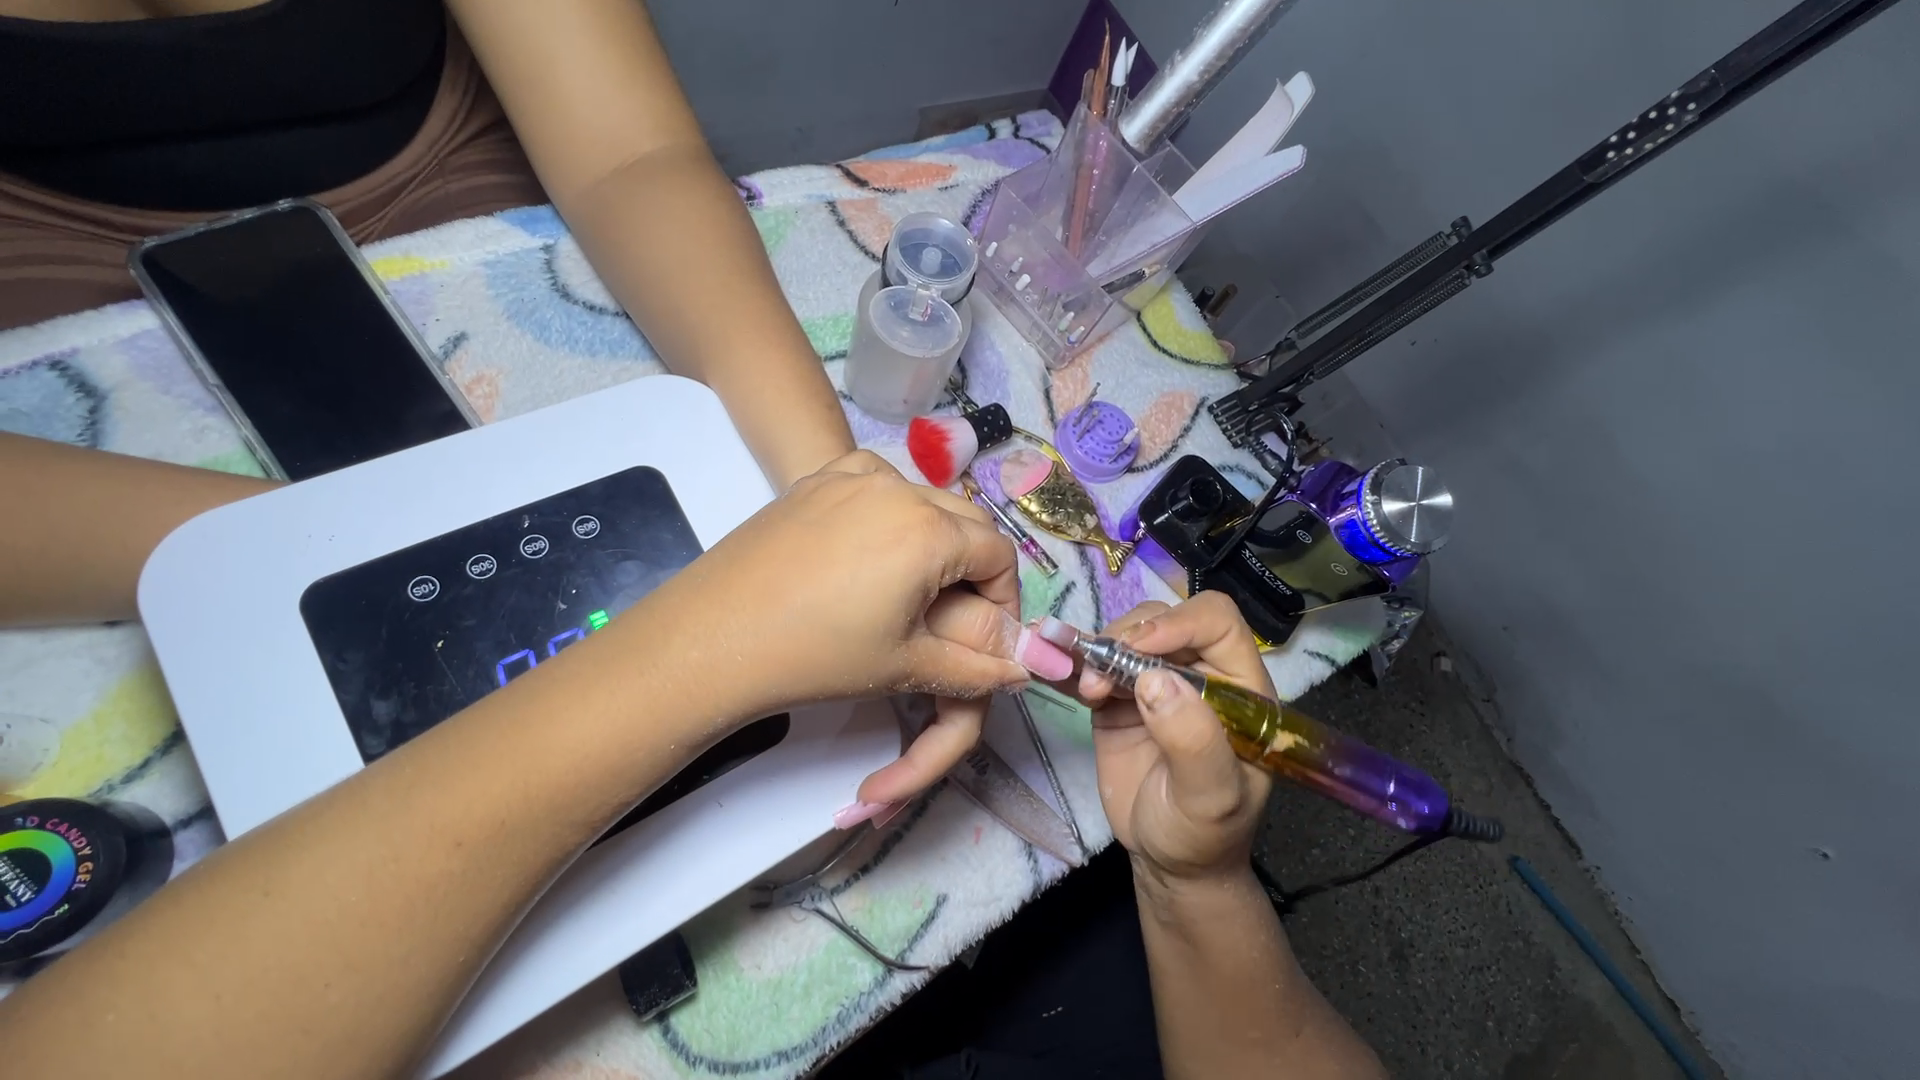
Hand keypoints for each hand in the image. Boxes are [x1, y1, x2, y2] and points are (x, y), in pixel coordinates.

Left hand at [633, 450, 1033, 806]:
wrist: (711, 638)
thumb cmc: (816, 656)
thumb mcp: (906, 666)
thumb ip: (978, 666)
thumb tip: (1028, 667)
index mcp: (930, 530)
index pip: (1000, 554)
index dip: (1002, 599)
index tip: (984, 636)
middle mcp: (899, 487)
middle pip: (966, 521)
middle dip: (971, 569)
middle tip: (947, 619)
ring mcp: (852, 476)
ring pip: (923, 499)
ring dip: (932, 538)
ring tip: (904, 590)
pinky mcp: (815, 480)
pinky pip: (876, 485)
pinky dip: (889, 514)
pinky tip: (864, 554)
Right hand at [1076, 593, 1273, 885]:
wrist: (1168, 862)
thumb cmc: (1203, 834)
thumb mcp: (1211, 798)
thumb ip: (1193, 740)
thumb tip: (1156, 679)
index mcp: (1240, 689)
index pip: (1217, 624)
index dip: (1179, 622)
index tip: (1138, 648)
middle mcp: (1200, 674)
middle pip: (1166, 619)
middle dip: (1129, 637)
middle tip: (1101, 677)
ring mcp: (1157, 683)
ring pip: (1128, 634)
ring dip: (1100, 651)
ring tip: (1088, 691)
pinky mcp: (1120, 697)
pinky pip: (1097, 663)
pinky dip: (1075, 662)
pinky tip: (1059, 672)